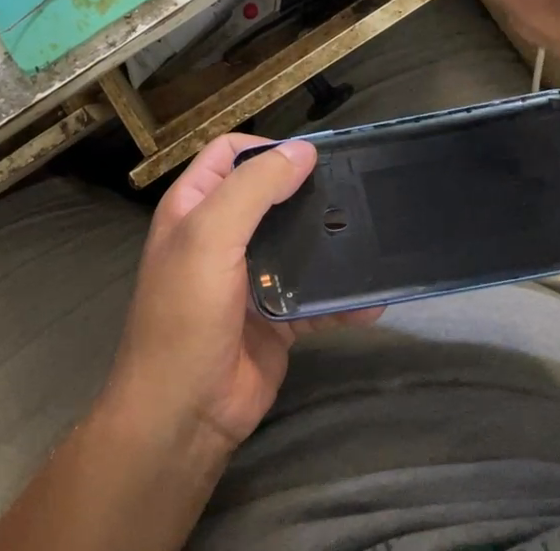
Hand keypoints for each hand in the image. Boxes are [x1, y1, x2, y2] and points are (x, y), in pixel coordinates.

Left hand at [101, 135, 379, 453]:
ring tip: (375, 237)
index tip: (314, 155)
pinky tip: (372, 301)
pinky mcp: (276, 319)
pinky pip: (316, 298)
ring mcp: (250, 279)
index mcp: (194, 207)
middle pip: (271, 197)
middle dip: (310, 192)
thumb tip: (303, 150)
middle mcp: (221, 236)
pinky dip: (343, 299)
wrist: (184, 412)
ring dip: (333, 244)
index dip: (266, 147)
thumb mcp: (210, 236)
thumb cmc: (186, 313)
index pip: (228, 154)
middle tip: (359, 189)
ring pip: (298, 246)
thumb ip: (254, 188)